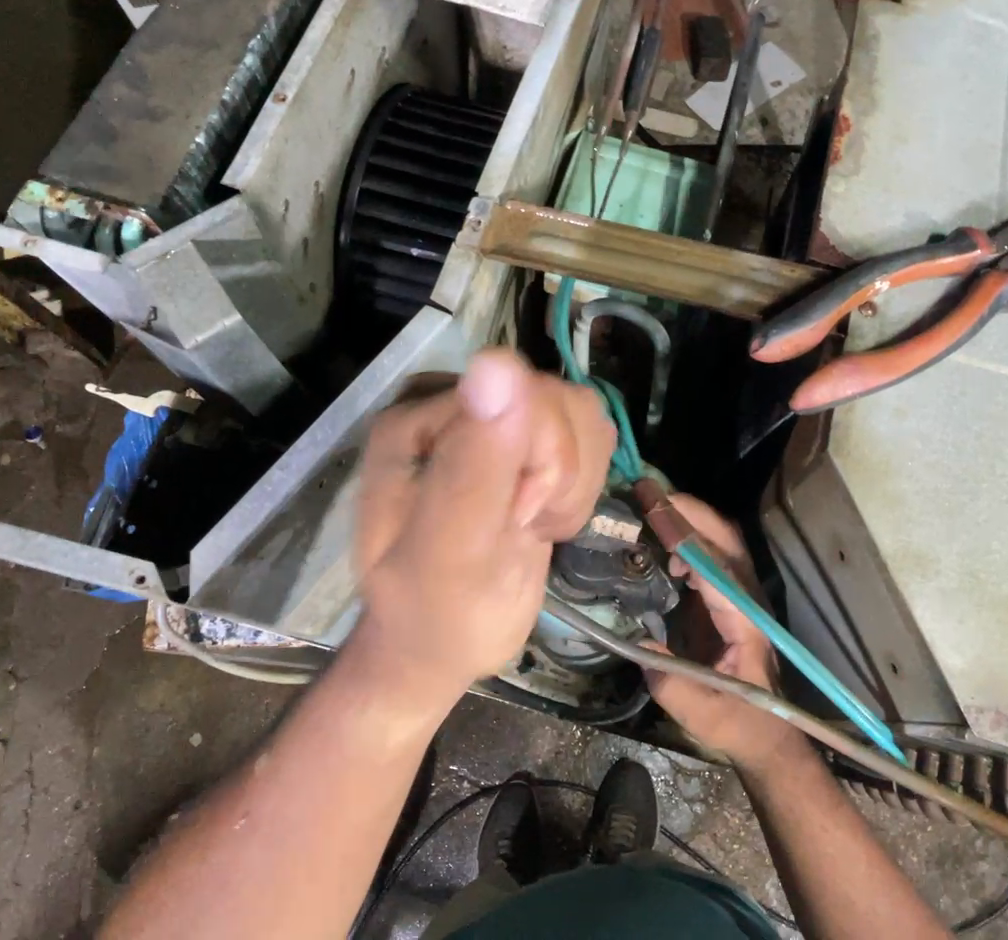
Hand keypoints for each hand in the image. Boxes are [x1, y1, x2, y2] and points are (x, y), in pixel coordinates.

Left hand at [348, 349, 614, 706]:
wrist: (444, 643)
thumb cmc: (435, 614)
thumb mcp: (449, 556)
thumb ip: (475, 467)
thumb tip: (497, 363)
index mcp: (418, 421)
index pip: (522, 396)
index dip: (541, 463)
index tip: (516, 520)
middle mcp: (452, 406)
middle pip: (557, 400)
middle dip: (558, 478)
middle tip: (523, 526)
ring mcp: (492, 419)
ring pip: (581, 414)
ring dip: (573, 485)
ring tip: (532, 524)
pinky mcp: (525, 441)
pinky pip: (589, 434)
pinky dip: (582, 486)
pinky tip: (545, 517)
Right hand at [645, 495, 799, 766]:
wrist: (768, 734)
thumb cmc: (742, 724)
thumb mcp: (706, 716)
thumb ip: (675, 684)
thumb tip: (643, 645)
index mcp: (745, 621)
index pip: (715, 565)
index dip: (685, 534)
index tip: (654, 507)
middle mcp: (746, 598)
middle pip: (723, 538)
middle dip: (686, 510)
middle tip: (644, 492)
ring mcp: (738, 596)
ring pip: (718, 542)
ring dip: (686, 519)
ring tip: (646, 508)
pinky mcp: (726, 600)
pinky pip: (708, 557)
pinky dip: (684, 539)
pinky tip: (659, 546)